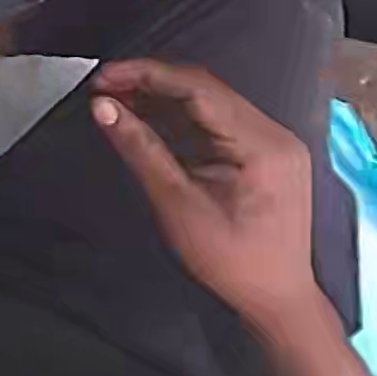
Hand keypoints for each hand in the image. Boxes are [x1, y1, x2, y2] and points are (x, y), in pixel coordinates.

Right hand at [89, 59, 320, 329]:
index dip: (146, 74)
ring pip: (202, 98)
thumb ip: (139, 147)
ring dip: (156, 95)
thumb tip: (101, 106)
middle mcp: (271, 134)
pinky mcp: (255, 149)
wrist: (275, 301)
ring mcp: (266, 140)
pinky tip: (140, 115)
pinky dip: (171, 112)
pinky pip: (207, 116)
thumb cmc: (230, 260)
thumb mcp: (177, 203)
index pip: (197, 87)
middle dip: (147, 81)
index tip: (105, 77)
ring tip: (114, 98)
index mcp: (261, 145)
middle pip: (200, 86)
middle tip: (103, 86)